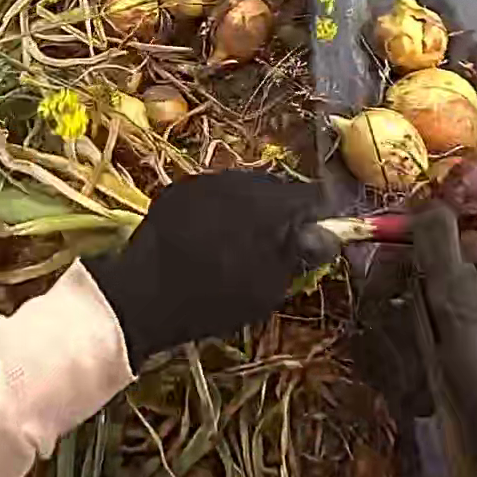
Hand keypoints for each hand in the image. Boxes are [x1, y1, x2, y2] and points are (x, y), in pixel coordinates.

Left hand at [86, 170, 332, 367]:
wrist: (146, 294)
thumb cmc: (218, 297)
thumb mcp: (272, 285)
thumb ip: (304, 252)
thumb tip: (330, 232)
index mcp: (273, 203)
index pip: (315, 195)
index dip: (323, 215)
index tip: (318, 237)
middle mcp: (244, 180)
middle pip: (280, 189)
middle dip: (284, 213)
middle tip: (276, 247)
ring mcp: (211, 179)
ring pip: (246, 188)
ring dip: (251, 209)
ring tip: (239, 243)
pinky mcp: (183, 185)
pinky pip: (215, 191)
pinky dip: (220, 209)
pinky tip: (207, 236)